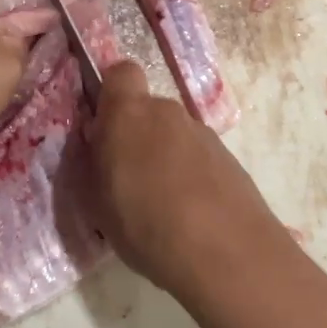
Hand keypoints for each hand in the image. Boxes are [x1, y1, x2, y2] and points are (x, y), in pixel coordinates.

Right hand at [87, 61, 292, 296]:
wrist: (228, 254)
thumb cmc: (146, 225)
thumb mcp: (98, 201)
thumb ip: (96, 163)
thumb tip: (100, 145)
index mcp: (128, 114)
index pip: (120, 73)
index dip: (112, 92)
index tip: (104, 124)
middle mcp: (168, 113)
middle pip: (148, 110)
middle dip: (137, 134)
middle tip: (128, 177)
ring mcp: (204, 134)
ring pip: (174, 135)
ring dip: (165, 157)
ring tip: (161, 205)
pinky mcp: (230, 159)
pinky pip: (199, 158)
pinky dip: (191, 176)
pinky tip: (190, 215)